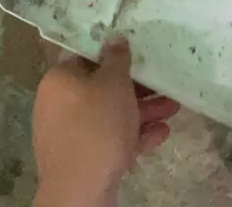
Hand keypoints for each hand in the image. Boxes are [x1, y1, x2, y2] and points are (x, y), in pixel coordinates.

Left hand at [32, 36, 179, 206]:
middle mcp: (59, 105)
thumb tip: (115, 39)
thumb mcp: (114, 83)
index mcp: (59, 80)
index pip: (88, 58)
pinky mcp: (82, 160)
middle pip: (103, 89)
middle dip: (138, 89)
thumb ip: (117, 58)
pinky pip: (109, 140)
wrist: (80, 192)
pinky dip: (133, 136)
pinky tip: (161, 134)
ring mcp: (69, 135)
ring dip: (142, 112)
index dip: (115, 55)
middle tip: (164, 85)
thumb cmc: (97, 125)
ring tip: (173, 109)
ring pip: (109, 116)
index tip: (138, 54)